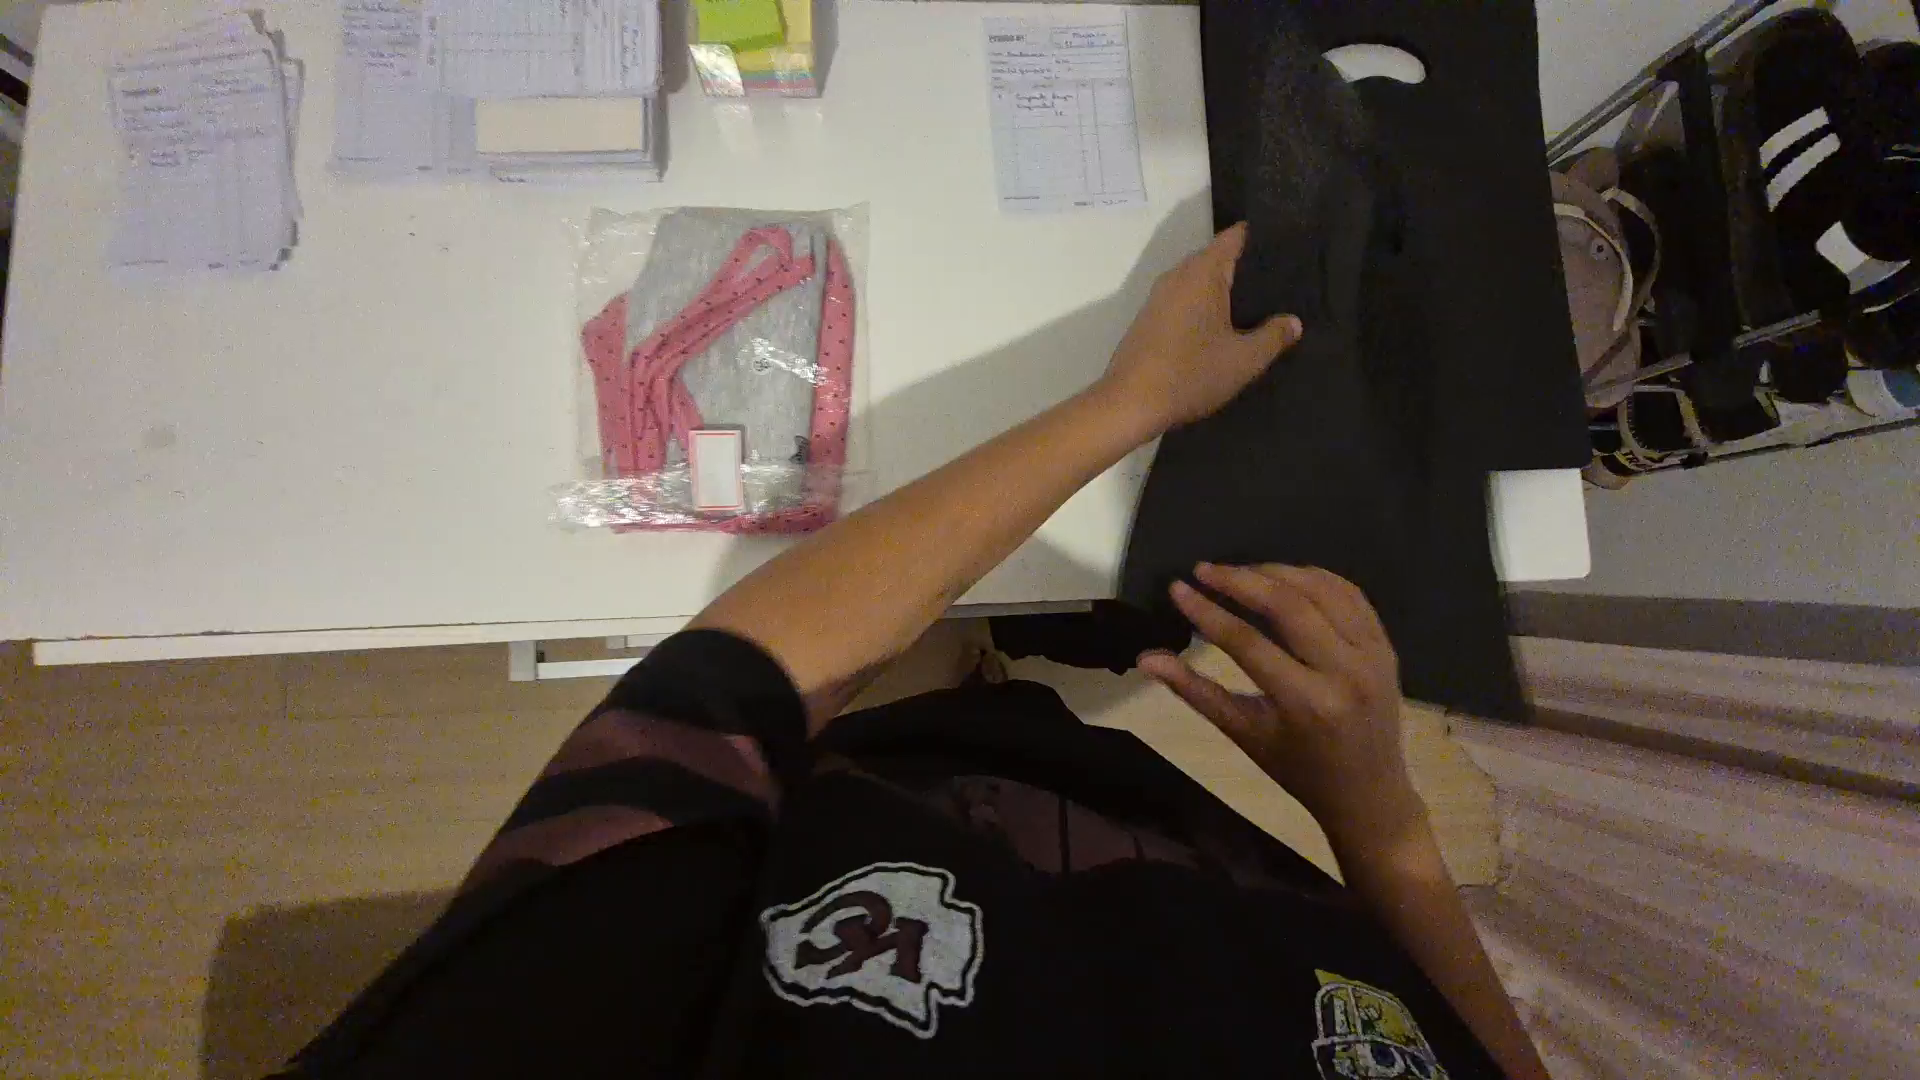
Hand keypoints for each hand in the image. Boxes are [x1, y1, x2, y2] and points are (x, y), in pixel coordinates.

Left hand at [1099, 223, 1303, 432]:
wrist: (1128, 404)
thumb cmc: (1189, 375)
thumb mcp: (1243, 360)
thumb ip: (1273, 337)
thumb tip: (1293, 322)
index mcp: (1201, 273)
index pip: (1235, 237)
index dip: (1261, 238)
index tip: (1287, 247)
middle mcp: (1176, 277)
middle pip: (1216, 259)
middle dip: (1244, 269)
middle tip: (1281, 284)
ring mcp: (1157, 300)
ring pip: (1197, 284)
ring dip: (1221, 293)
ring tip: (1256, 307)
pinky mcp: (1147, 322)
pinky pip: (1182, 304)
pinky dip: (1201, 310)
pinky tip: (1219, 330)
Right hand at [1137, 563, 1423, 848]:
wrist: (1369, 792)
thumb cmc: (1297, 768)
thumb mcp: (1242, 733)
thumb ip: (1194, 690)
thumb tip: (1146, 658)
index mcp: (1305, 703)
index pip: (1247, 642)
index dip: (1207, 612)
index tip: (1178, 589)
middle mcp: (1345, 672)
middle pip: (1288, 605)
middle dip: (1239, 580)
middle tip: (1203, 570)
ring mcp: (1372, 655)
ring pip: (1320, 590)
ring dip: (1274, 572)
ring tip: (1237, 572)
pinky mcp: (1386, 645)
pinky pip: (1350, 594)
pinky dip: (1312, 577)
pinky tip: (1281, 576)